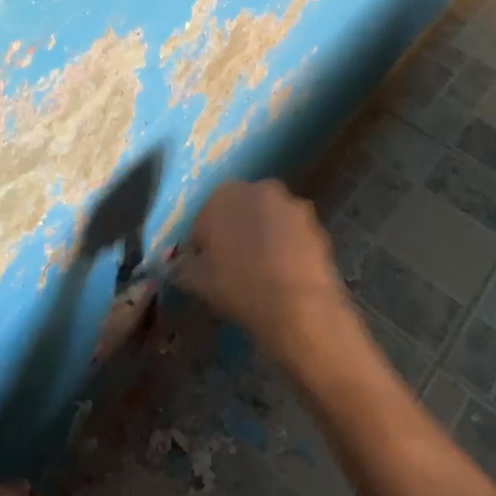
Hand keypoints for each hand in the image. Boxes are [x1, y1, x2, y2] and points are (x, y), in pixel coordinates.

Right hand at [174, 179, 350, 360]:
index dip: (204, 244)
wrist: (299, 307)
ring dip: (264, 239)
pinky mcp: (318, 226)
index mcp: (224, 194)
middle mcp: (260, 189)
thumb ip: (183, 267)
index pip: (205, 218)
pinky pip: (293, 236)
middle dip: (236, 233)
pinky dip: (287, 249)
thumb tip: (177, 266)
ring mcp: (293, 205)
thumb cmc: (239, 285)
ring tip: (262, 274)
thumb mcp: (197, 281)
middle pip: (240, 213)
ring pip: (269, 222)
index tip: (206, 268)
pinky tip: (284, 276)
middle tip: (233, 268)